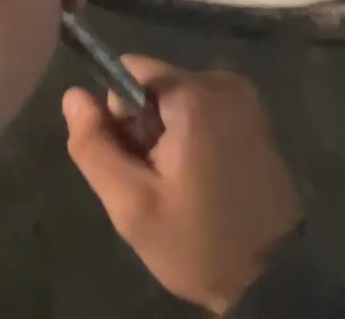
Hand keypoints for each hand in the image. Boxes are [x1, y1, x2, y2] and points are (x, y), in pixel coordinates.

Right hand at [64, 58, 302, 312]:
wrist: (271, 274)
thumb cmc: (197, 240)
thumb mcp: (131, 204)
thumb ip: (95, 145)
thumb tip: (73, 94)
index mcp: (195, 93)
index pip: (130, 71)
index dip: (120, 116)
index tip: (137, 161)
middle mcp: (223, 80)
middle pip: (155, 85)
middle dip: (145, 128)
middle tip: (159, 182)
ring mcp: (244, 96)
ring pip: (176, 99)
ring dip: (167, 136)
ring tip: (181, 186)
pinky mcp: (256, 114)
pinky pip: (203, 109)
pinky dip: (193, 137)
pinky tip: (202, 180)